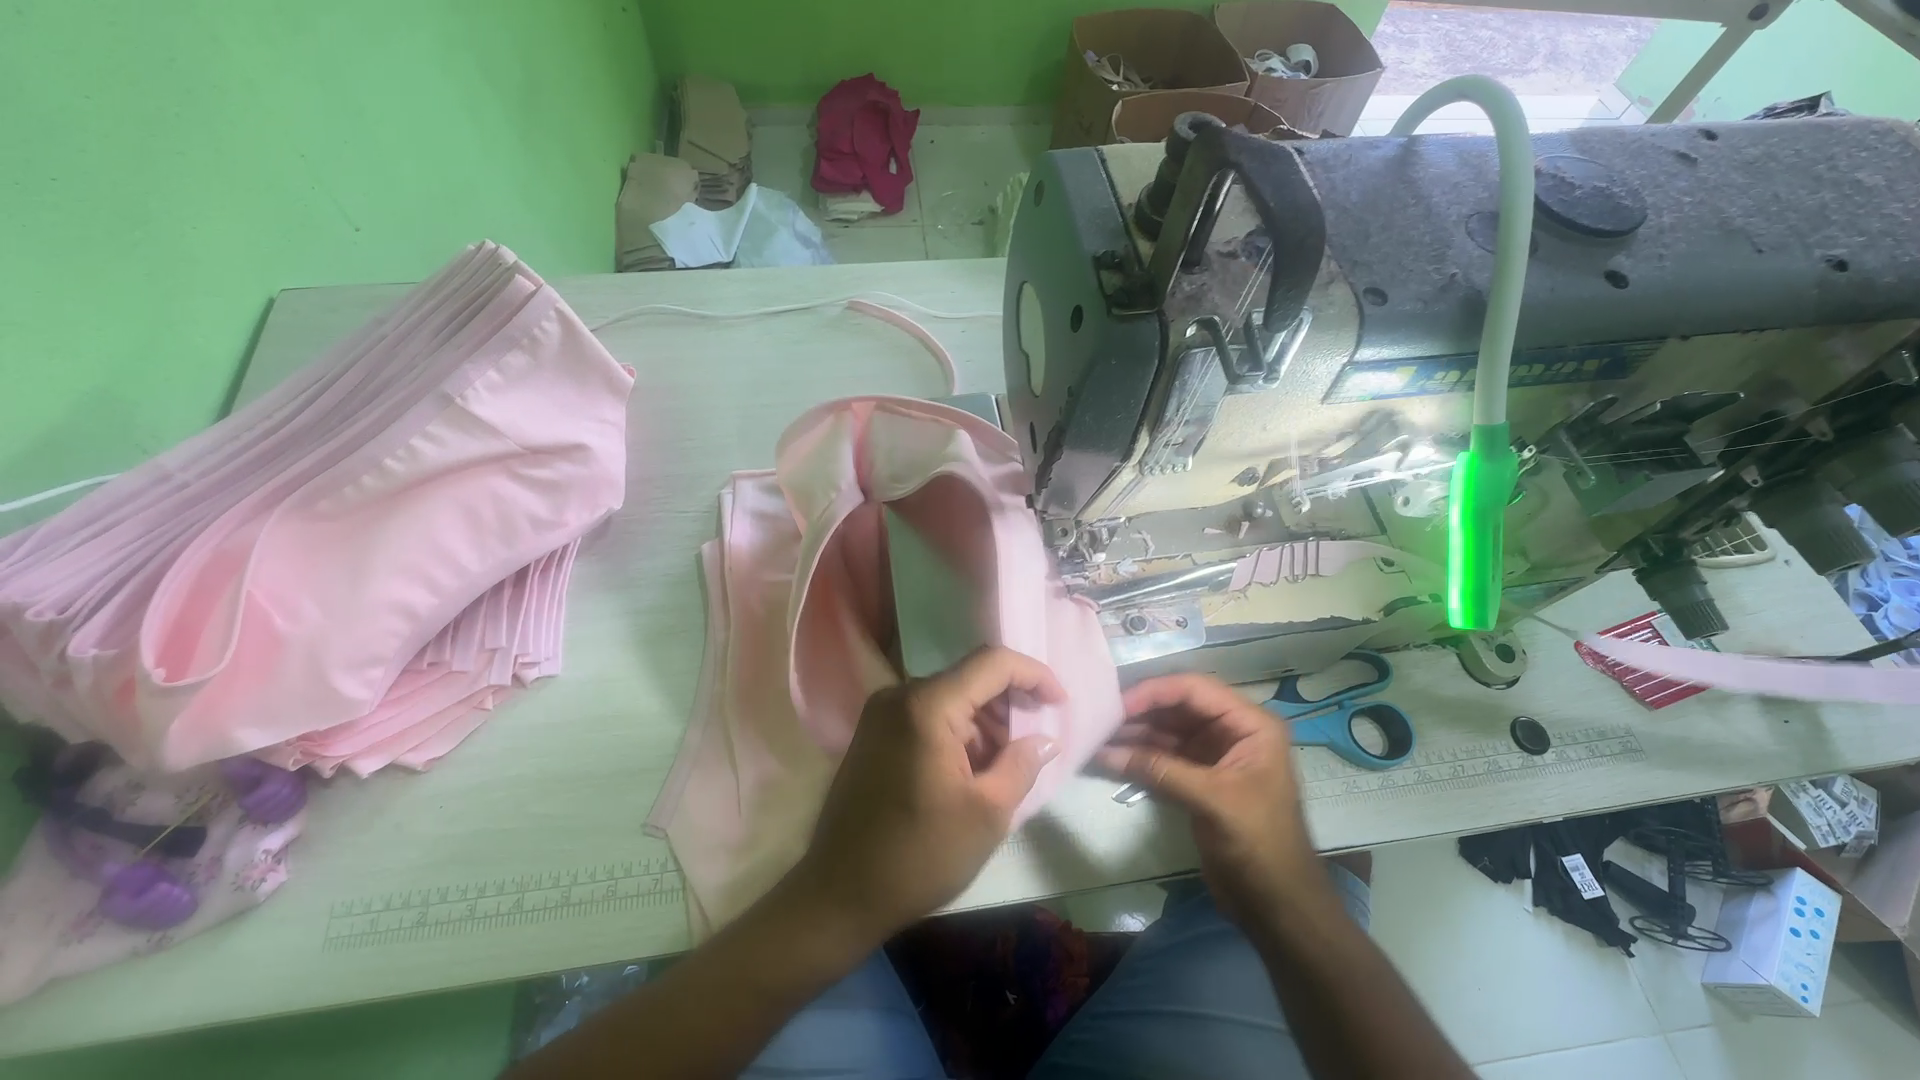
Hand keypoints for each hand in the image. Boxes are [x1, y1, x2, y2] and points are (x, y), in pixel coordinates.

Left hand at [789, 646, 1064, 943]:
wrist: (840, 894)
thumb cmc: (919, 856)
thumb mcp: (987, 814)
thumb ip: (1022, 764)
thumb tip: (1044, 739)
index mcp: (926, 706)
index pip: (992, 663)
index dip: (1034, 676)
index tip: (1060, 706)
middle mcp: (898, 696)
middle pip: (969, 680)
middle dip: (1008, 709)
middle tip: (1032, 751)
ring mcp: (879, 715)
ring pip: (950, 700)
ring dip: (983, 727)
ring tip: (1000, 774)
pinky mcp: (871, 736)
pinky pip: (926, 718)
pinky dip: (956, 736)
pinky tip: (967, 777)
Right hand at [1097, 674, 1326, 931]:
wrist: (1278, 904)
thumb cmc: (1260, 844)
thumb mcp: (1214, 801)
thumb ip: (1162, 770)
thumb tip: (1105, 753)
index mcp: (1250, 725)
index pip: (1196, 689)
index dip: (1155, 692)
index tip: (1117, 705)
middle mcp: (1232, 733)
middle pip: (1178, 707)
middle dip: (1139, 712)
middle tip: (1098, 719)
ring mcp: (1213, 757)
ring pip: (1166, 732)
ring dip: (1134, 735)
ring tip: (1096, 739)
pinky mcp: (1197, 782)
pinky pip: (1162, 759)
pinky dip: (1138, 758)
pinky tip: (1109, 760)